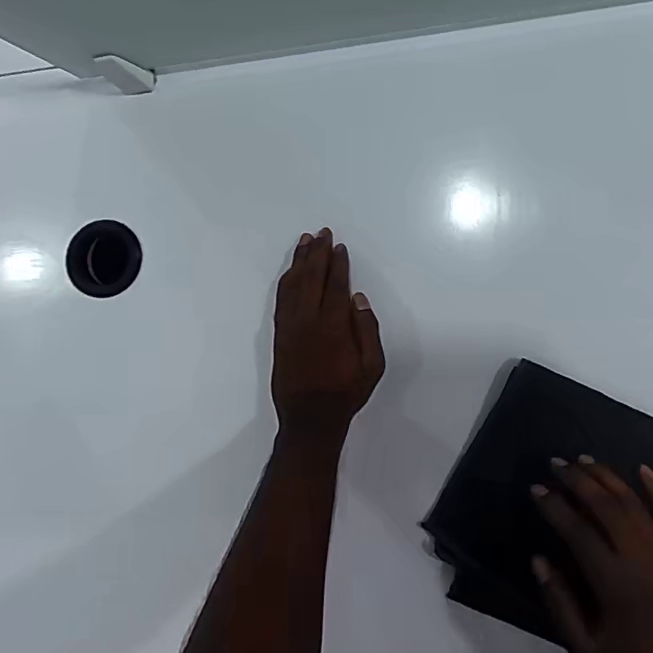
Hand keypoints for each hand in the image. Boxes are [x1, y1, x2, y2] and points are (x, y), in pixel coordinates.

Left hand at [272, 229, 385, 445]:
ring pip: (293, 284)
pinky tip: (291, 271)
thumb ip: (367, 329)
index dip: (337, 264)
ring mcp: (290, 326)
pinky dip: (286, 280)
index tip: (339, 247)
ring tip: (305, 242)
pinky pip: (281, 299)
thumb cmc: (345, 393)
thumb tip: (357, 299)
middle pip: (312, 278)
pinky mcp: (280, 334)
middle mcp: (308, 321)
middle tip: (322, 234)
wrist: (309, 418)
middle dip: (318, 253)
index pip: (334, 285)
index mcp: (333, 327)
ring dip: (299, 261)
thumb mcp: (372, 366)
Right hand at [532, 458, 652, 652]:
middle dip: (578, 480)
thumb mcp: (585, 652)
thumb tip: (538, 561)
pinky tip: (642, 469)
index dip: (554, 506)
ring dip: (608, 477)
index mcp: (616, 584)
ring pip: (634, 503)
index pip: (578, 530)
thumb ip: (559, 603)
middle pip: (606, 506)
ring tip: (584, 459)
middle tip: (556, 463)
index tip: (536, 490)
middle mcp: (642, 561)